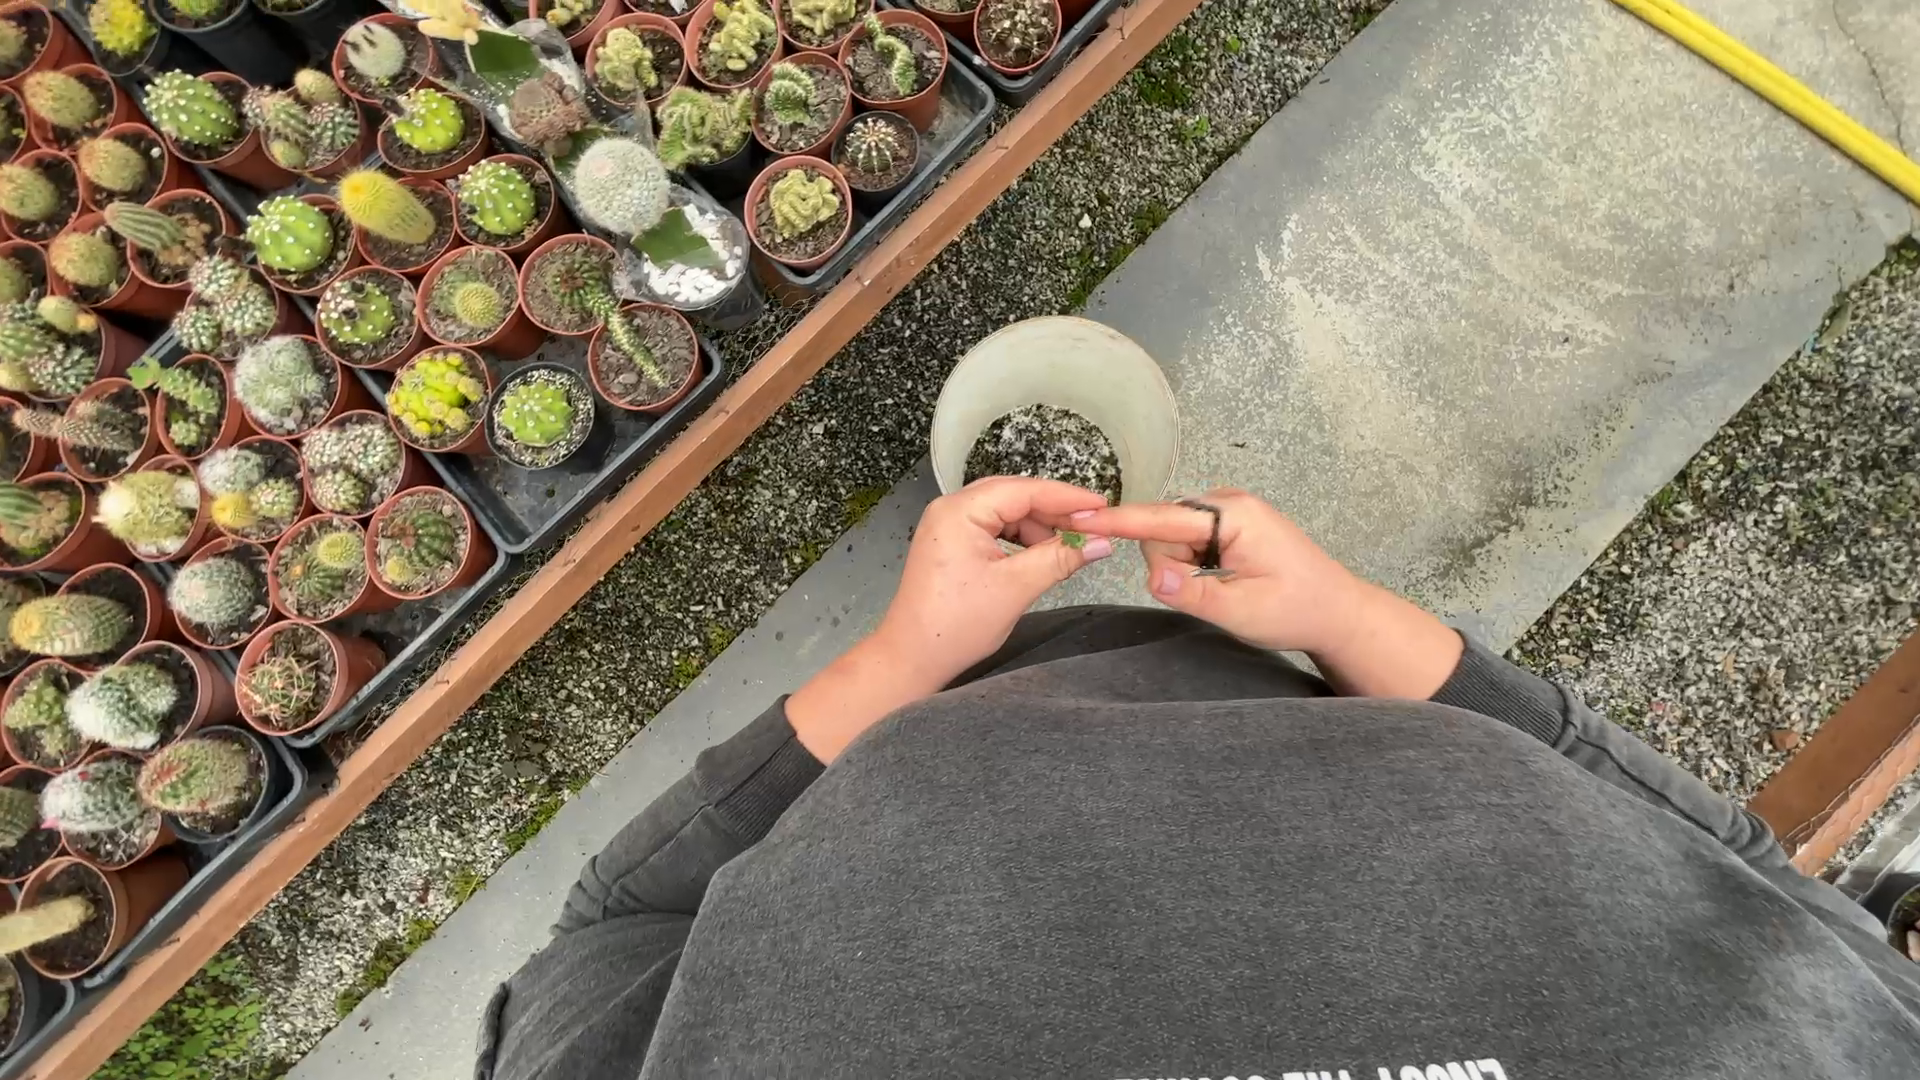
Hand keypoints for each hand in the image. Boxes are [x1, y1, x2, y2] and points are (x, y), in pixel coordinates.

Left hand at [786, 477, 1112, 761]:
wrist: (911, 658)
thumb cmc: (956, 625)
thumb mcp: (1016, 588)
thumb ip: (1060, 559)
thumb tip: (1102, 542)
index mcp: (959, 511)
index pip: (1024, 490)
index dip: (1067, 497)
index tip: (1103, 505)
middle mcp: (950, 509)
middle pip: (1014, 496)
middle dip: (1054, 511)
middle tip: (1092, 526)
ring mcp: (948, 526)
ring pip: (1006, 513)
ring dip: (1038, 528)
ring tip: (1069, 548)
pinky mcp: (951, 544)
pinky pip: (994, 529)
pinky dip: (1020, 540)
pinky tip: (1041, 555)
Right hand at [1067, 489, 1462, 696]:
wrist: (1338, 611)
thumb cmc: (1296, 611)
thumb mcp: (1241, 612)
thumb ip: (1192, 594)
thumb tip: (1153, 577)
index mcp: (1232, 516)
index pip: (1160, 518)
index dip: (1118, 521)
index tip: (1079, 517)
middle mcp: (1225, 502)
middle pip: (1160, 529)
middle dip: (1170, 565)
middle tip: (1209, 594)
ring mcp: (1224, 509)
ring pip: (1168, 536)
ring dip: (1182, 567)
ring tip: (1222, 588)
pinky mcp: (1224, 521)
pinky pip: (1183, 539)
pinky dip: (1190, 563)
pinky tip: (1220, 578)